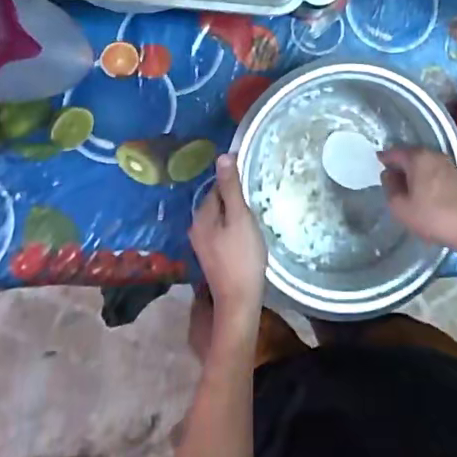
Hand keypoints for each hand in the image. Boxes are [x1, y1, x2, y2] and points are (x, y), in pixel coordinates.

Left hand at [190, 155, 265, 327]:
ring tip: (257, 214)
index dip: (235, 183)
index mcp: (201, 217)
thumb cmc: (242, 256)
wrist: (239, 301)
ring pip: (222, 218)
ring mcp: (203, 244)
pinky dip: (235, 228)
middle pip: (219, 202)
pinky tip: (250, 233)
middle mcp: (197, 228)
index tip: (254, 185)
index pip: (217, 187)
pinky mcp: (213, 256)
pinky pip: (223, 232)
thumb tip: (222, 156)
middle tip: (259, 198)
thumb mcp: (240, 217)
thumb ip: (231, 188)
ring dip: (237, 214)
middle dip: (236, 198)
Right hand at [380, 148, 456, 251]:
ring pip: (425, 162)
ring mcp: (448, 163)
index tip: (377, 165)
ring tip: (406, 186)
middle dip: (400, 164)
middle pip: (411, 155)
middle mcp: (434, 154)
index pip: (394, 152)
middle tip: (390, 177)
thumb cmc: (432, 216)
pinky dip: (427, 176)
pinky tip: (424, 190)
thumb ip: (390, 187)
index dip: (384, 159)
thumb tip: (389, 174)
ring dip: (415, 171)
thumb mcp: (400, 207)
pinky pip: (435, 171)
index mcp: (418, 157)